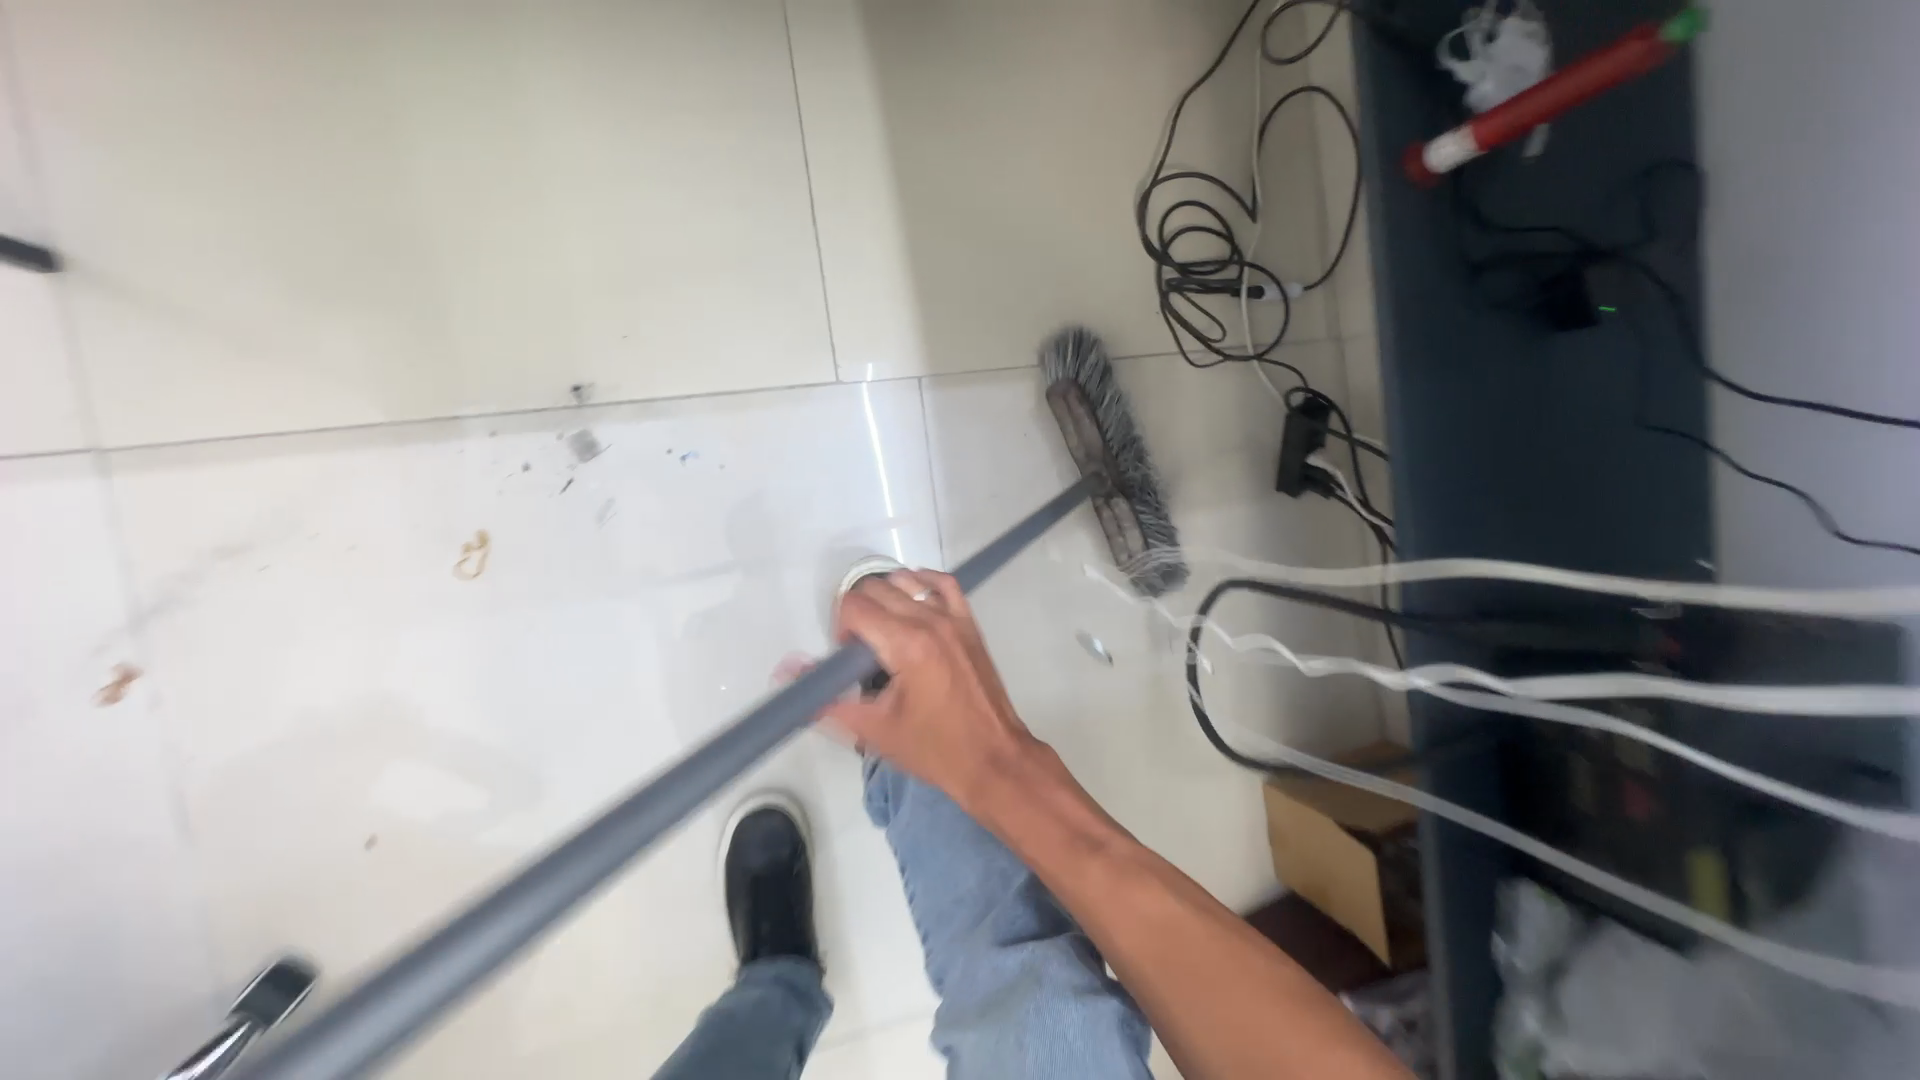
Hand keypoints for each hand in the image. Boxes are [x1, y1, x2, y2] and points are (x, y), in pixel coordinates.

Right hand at [828, 569, 1038, 807]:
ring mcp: (954, 617)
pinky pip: (942, 584)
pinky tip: (910, 606)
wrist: (992, 759)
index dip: (840, 629)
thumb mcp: (872, 730)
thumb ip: (825, 699)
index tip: (848, 661)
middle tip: (861, 654)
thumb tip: (786, 673)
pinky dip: (921, 585)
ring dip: (885, 598)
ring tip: (883, 634)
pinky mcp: (969, 623)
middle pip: (875, 589)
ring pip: (905, 580)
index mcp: (906, 644)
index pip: (853, 606)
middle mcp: (930, 620)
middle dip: (857, 615)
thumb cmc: (933, 749)